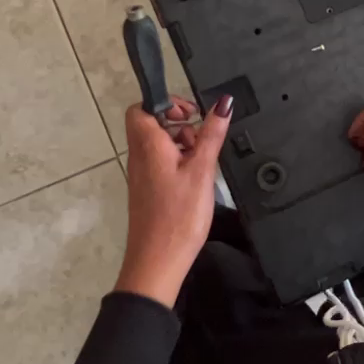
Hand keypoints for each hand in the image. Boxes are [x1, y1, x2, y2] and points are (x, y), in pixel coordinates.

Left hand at [118, 94, 233, 306]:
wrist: (158, 261)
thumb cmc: (179, 214)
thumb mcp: (202, 169)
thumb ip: (212, 133)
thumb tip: (224, 102)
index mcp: (148, 145)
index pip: (142, 108)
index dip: (166, 103)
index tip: (192, 114)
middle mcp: (140, 156)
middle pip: (152, 123)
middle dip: (180, 122)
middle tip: (202, 136)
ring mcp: (142, 173)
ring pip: (159, 142)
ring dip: (183, 141)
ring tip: (203, 158)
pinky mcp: (149, 188)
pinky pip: (161, 160)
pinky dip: (179, 159)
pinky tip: (197, 176)